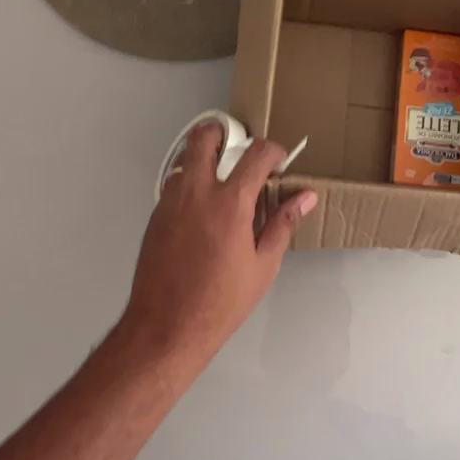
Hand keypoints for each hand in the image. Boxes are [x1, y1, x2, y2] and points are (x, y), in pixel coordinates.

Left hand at [118, 123, 315, 359]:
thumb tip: (304, 198)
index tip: (279, 161)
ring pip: (185, 159)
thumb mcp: (263, 266)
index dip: (273, 150)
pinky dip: (190, 184)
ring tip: (222, 181)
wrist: (165, 326)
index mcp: (229, 203)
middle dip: (223, 133)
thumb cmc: (220, 302)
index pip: (256, 154)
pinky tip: (203, 211)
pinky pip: (174, 185)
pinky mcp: (155, 217)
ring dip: (204, 159)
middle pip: (204, 138)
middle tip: (238, 147)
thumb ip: (283, 224)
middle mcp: (196, 193)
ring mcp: (170, 202)